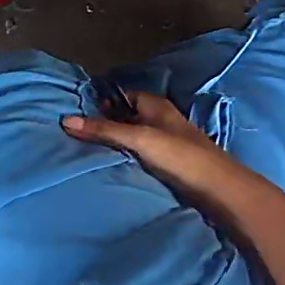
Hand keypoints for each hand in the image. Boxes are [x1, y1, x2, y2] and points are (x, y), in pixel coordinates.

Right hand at [61, 90, 248, 204]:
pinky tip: (112, 165)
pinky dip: (125, 156)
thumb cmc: (180, 156)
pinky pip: (139, 153)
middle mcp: (160, 119)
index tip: (78, 111)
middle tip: (77, 132)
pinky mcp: (168, 162)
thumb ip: (104, 130)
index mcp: (156, 106)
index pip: (123, 95)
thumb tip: (67, 120)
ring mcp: (165, 141)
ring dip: (115, 141)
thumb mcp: (138, 139)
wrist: (217, 188)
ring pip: (132, 136)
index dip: (102, 101)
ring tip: (88, 150)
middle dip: (105, 122)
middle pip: (126, 116)